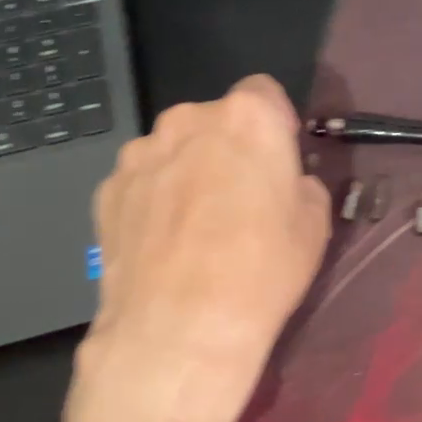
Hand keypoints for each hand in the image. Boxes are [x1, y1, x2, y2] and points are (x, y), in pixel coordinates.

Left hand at [64, 76, 330, 421]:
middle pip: (215, 120)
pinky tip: (167, 246)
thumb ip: (301, 186)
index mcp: (248, 119)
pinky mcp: (106, 191)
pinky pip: (143, 182)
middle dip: (229, 148)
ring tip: (199, 229)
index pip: (265, 93)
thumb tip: (286, 184)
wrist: (180, 328)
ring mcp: (139, 155)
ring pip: (175, 150)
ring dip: (188, 172)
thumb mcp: (315, 225)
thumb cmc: (263, 270)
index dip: (276, 126)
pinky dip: (155, 201)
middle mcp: (187, 121)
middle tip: (243, 199)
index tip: (280, 162)